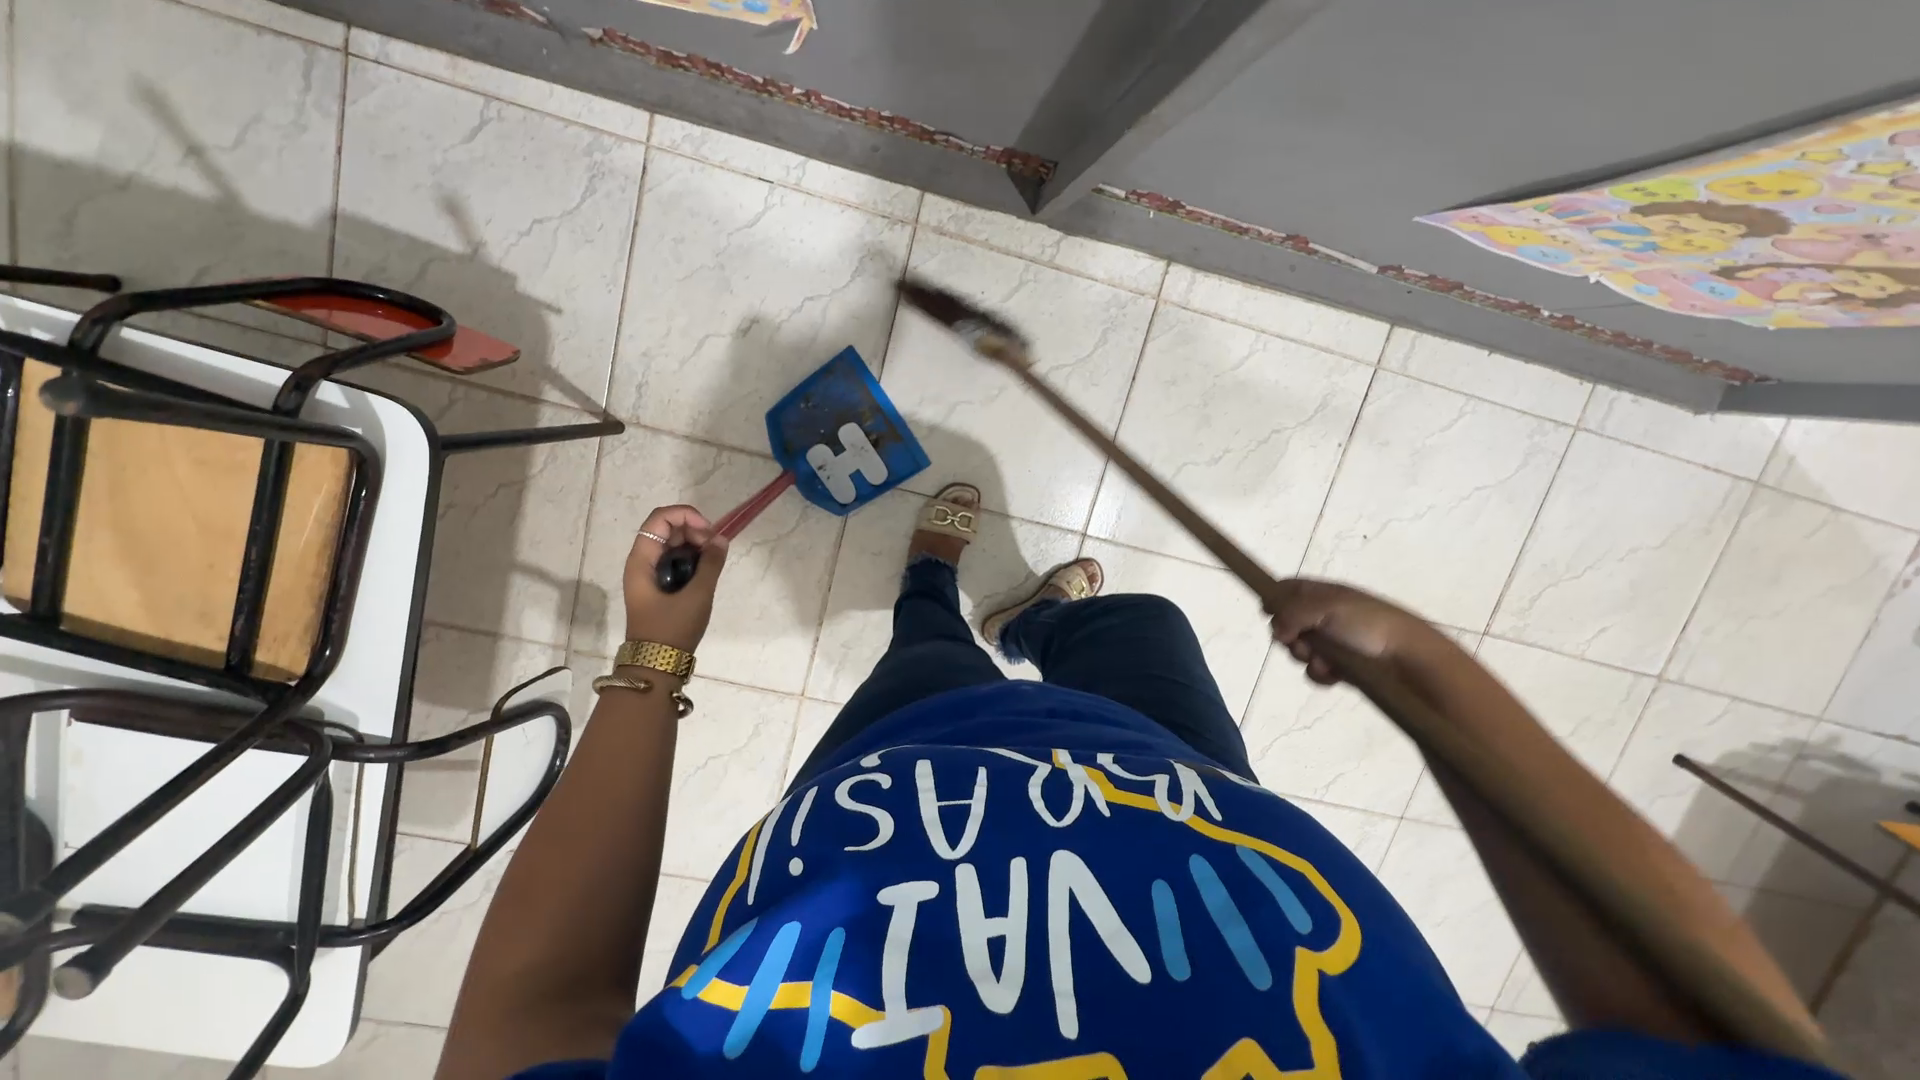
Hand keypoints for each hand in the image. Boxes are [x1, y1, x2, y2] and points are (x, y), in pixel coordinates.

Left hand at [622, 505, 728, 650]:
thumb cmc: (672, 630)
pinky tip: (707, 571)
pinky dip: (691, 559)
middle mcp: (641, 562)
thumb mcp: (697, 596)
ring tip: (713, 560)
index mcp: (641, 560)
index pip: (660, 519)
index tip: (708, 532)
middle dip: (693, 530)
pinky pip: (675, 562)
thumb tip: (721, 539)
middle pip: (666, 529)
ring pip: (672, 545)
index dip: (685, 516)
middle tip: (715, 548)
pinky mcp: (659, 588)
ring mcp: (649, 575)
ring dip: (694, 545)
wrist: (655, 667)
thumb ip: (710, 564)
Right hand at [1266, 578, 1434, 685]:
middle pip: (1286, 623)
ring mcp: (1333, 642)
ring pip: (1299, 650)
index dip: (1274, 599)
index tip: (1269, 613)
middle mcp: (1325, 615)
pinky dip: (1320, 673)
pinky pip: (1315, 671)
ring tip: (1324, 660)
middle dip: (1288, 635)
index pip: (1287, 589)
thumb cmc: (1368, 624)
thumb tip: (1275, 629)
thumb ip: (1291, 612)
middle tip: (1301, 640)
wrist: (1409, 657)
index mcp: (1323, 593)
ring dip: (1305, 656)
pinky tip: (1333, 674)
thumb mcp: (1326, 606)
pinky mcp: (1340, 667)